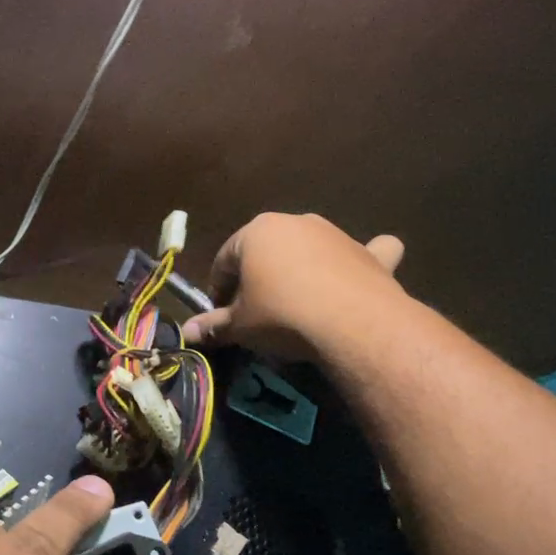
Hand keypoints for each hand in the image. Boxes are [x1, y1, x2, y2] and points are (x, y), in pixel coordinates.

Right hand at [180, 212, 408, 359]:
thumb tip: (188, 332)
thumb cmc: (281, 316)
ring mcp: (335, 234)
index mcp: (256, 232)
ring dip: (300, 269)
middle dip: (258, 277)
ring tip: (297, 305)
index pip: (224, 261)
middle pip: (266, 251)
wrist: (352, 324)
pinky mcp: (368, 252)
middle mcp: (295, 222)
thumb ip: (213, 326)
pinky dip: (358, 259)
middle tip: (256, 312)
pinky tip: (360, 271)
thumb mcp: (239, 326)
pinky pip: (362, 251)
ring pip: (309, 249)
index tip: (221, 315)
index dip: (219, 290)